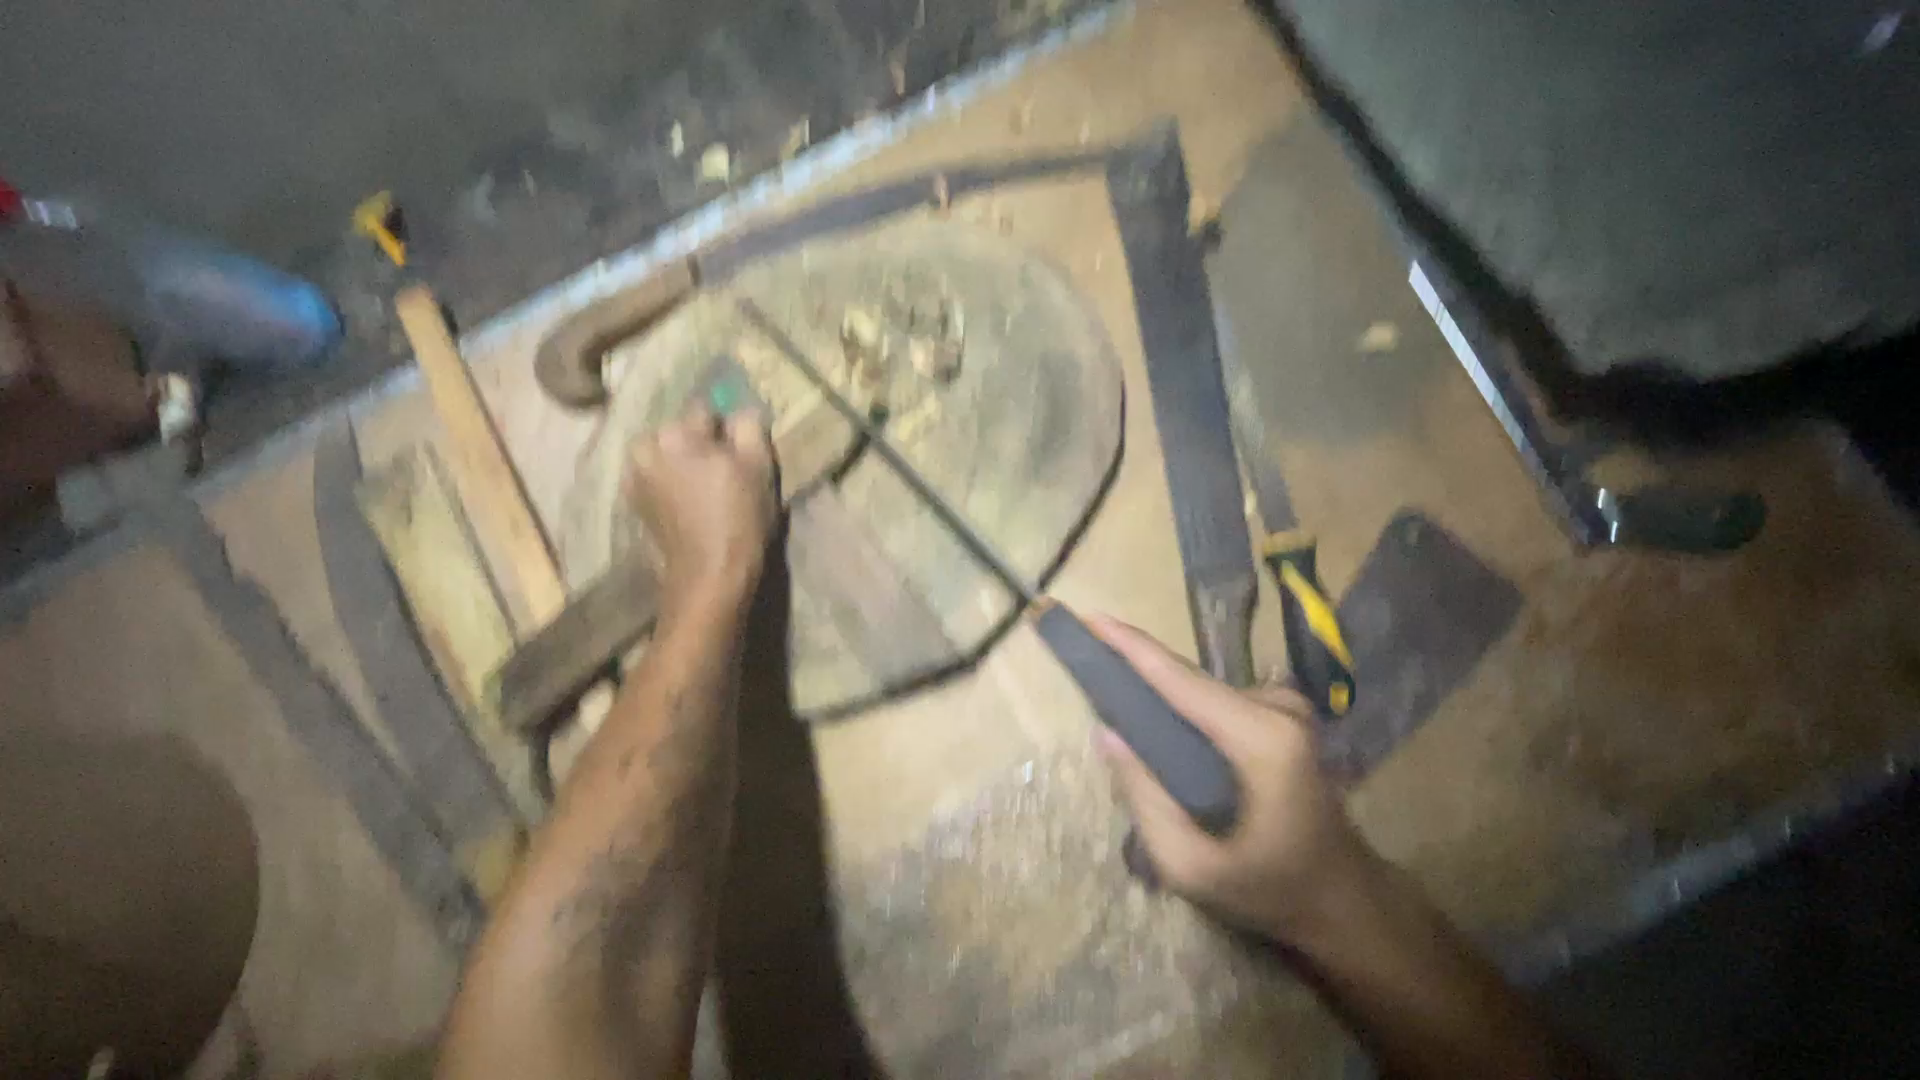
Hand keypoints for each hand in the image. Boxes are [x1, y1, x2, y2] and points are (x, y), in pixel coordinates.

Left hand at [625, 406, 777, 611]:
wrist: (708, 574)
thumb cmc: (739, 518)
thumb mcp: (759, 467)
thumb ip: (749, 426)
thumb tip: (740, 412)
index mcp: (676, 433)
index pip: (705, 410)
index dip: (725, 431)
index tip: (737, 455)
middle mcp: (646, 447)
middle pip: (678, 431)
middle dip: (697, 444)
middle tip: (720, 473)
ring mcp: (633, 476)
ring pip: (664, 454)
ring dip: (680, 463)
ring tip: (702, 490)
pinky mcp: (631, 502)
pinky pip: (654, 477)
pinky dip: (668, 483)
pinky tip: (686, 504)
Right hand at [1085, 614, 1376, 941]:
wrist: (1345, 899)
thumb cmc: (1271, 889)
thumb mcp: (1191, 867)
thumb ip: (1145, 799)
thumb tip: (1108, 733)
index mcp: (1262, 739)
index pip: (1180, 680)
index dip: (1130, 646)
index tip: (1090, 616)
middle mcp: (1278, 708)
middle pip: (1189, 678)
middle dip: (1134, 662)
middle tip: (1085, 652)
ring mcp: (1287, 708)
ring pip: (1201, 690)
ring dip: (1158, 692)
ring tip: (1113, 696)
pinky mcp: (1286, 716)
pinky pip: (1216, 700)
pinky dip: (1182, 707)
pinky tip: (1156, 725)